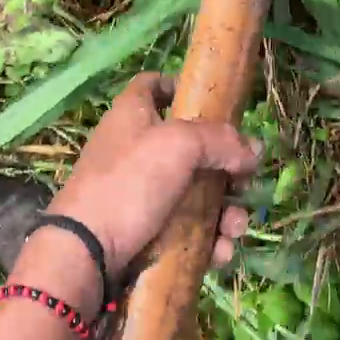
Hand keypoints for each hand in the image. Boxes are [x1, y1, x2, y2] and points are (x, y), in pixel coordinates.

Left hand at [45, 73, 259, 278]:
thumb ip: (221, 140)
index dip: (182, 88)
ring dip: (224, 210)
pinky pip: (185, 228)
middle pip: (190, 146)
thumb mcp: (180, 145)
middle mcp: (136, 147)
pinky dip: (207, 238)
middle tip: (244, 182)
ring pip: (194, 192)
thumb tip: (255, 150)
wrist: (84, 254)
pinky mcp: (143, 231)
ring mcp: (139, 191)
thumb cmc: (130, 181)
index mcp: (134, 112)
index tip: (215, 106)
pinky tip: (221, 251)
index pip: (156, 84)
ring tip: (235, 227)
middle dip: (225, 167)